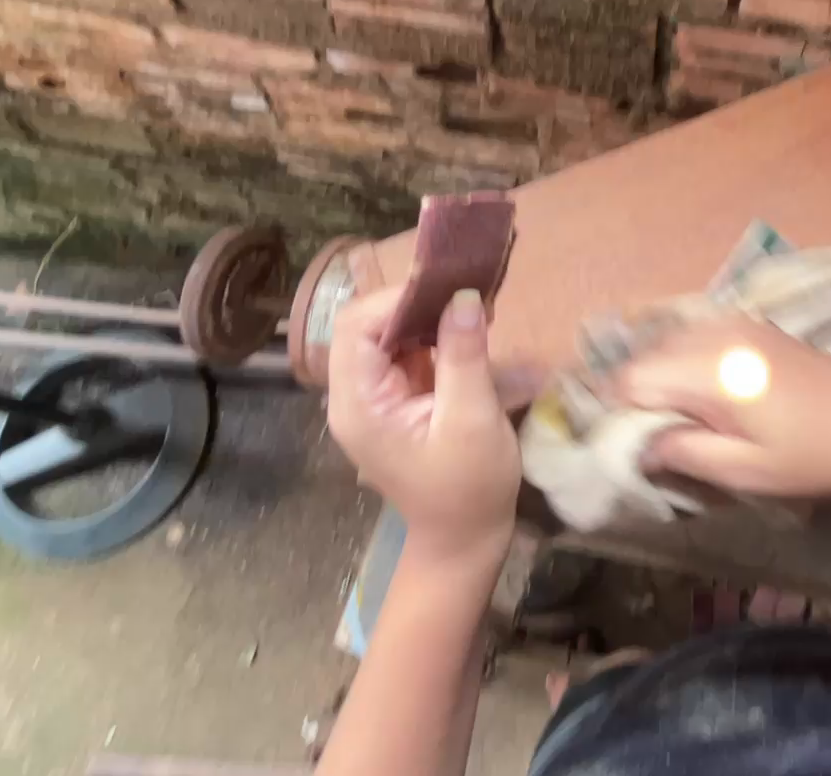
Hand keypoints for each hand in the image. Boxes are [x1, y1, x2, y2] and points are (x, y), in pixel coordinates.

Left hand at [327, 285, 520, 561]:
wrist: (465, 539)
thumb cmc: (469, 489)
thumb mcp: (473, 420)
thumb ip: (464, 356)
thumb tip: (464, 295)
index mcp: (360, 404)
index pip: (358, 326)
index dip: (400, 299)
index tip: (453, 291)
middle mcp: (355, 396)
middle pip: (368, 325)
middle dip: (417, 304)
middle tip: (470, 299)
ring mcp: (373, 398)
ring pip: (387, 333)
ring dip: (428, 317)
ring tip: (475, 312)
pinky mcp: (395, 399)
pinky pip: (405, 351)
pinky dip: (434, 335)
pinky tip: (467, 333)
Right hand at [616, 316, 830, 497]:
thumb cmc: (814, 456)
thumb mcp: (745, 471)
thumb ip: (683, 453)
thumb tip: (635, 447)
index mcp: (710, 370)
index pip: (631, 378)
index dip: (619, 412)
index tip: (631, 445)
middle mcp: (715, 334)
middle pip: (645, 356)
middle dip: (638, 394)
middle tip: (658, 437)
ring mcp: (736, 323)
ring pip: (668, 342)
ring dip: (661, 377)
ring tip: (684, 418)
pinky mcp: (752, 325)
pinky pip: (696, 336)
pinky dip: (686, 361)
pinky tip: (709, 393)